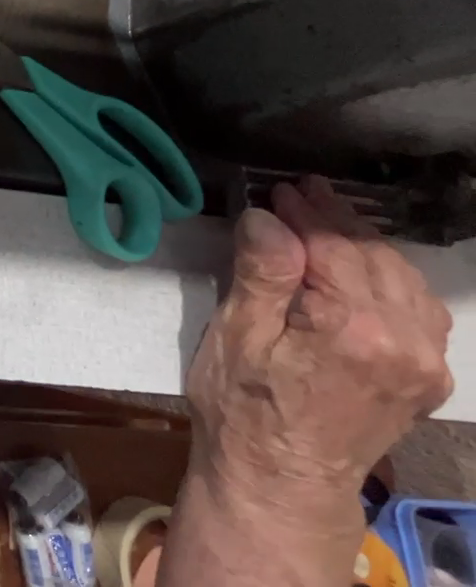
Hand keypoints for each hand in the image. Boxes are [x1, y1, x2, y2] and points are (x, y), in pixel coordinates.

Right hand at [186, 176, 452, 514]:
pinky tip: (366, 268)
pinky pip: (421, 310)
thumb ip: (262, 276)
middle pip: (376, 260)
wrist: (280, 473)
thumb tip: (270, 219)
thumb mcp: (236, 336)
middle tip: (301, 192)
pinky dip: (392, 277)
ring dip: (367, 244)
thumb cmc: (241, 401)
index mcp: (353, 330)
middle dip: (338, 220)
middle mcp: (406, 343)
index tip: (279, 188)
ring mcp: (425, 362)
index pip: (336, 249)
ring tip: (330, 219)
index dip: (307, 213)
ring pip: (406, 281)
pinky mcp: (426, 376)